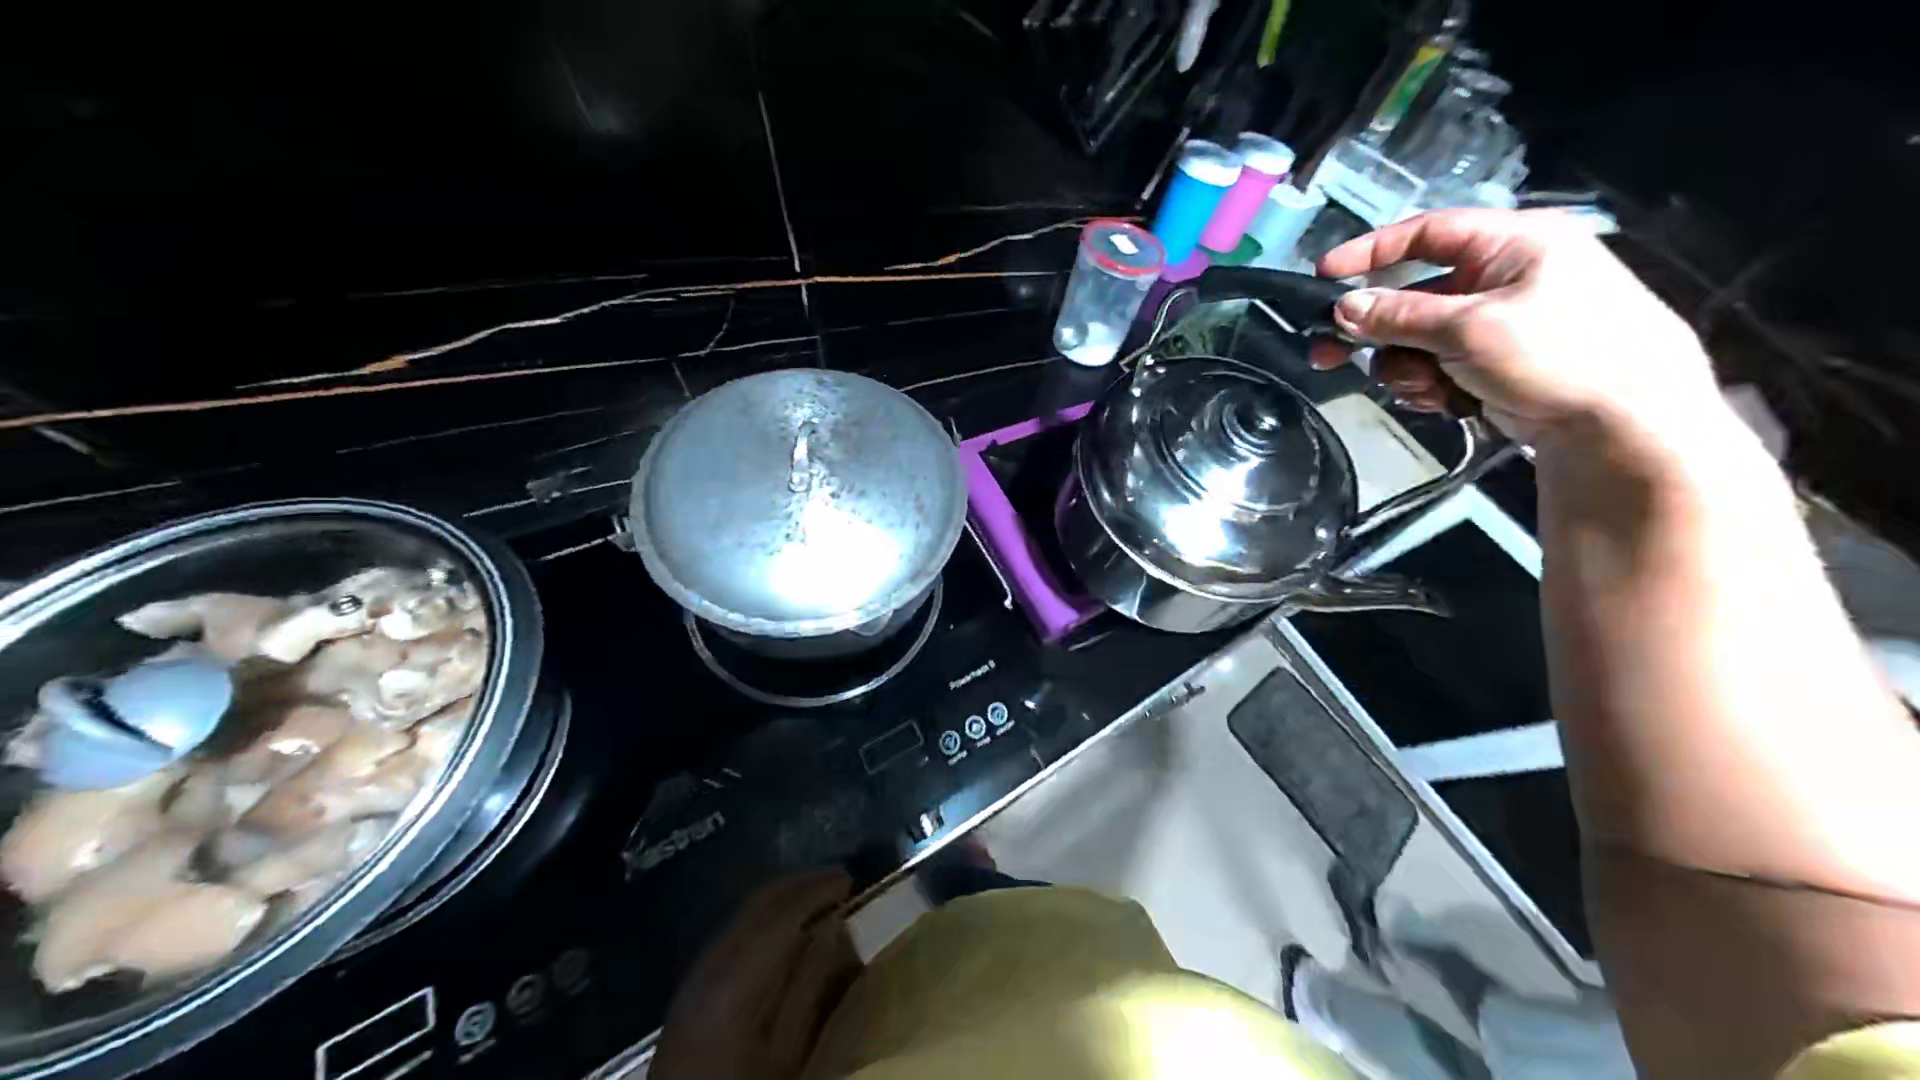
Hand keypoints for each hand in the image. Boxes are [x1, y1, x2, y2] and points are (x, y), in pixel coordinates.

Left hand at [650, 869, 860, 1079]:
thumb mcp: (789, 1060)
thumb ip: (812, 993)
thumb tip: (835, 937)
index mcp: (736, 983)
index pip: (781, 913)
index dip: (817, 891)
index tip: (849, 881)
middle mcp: (712, 964)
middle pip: (758, 904)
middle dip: (800, 885)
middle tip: (839, 882)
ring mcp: (696, 975)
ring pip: (744, 915)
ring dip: (783, 901)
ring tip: (819, 902)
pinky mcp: (691, 991)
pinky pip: (734, 933)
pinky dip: (766, 921)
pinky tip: (787, 934)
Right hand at [1307, 209, 1723, 446]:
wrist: (1621, 423)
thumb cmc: (1557, 355)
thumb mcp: (1468, 329)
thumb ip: (1398, 316)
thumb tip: (1342, 308)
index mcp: (1511, 245)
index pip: (1426, 233)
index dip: (1369, 252)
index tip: (1322, 276)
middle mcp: (1501, 277)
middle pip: (1411, 295)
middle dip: (1373, 330)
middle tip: (1326, 355)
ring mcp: (1495, 323)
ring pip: (1415, 338)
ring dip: (1405, 366)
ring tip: (1426, 387)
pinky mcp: (1490, 363)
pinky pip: (1433, 366)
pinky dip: (1428, 384)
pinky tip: (1445, 401)